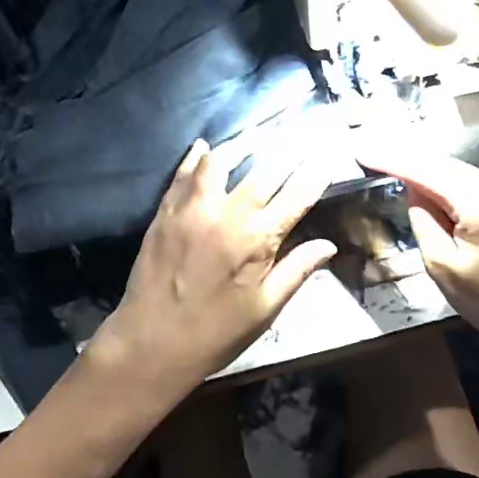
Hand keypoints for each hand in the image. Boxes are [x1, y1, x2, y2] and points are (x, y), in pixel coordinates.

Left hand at [87, 139, 336, 396]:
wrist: (150, 343)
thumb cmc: (216, 332)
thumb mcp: (265, 309)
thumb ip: (297, 270)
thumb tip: (328, 245)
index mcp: (258, 239)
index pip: (296, 195)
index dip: (315, 173)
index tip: (327, 155)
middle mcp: (228, 213)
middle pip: (265, 170)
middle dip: (288, 150)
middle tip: (300, 134)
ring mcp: (193, 208)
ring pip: (221, 160)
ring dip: (242, 144)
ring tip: (256, 134)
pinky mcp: (166, 211)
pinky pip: (185, 173)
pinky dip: (198, 157)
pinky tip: (205, 146)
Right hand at [360, 149, 478, 378]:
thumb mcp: (442, 267)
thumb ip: (423, 220)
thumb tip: (413, 188)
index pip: (428, 171)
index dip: (393, 161)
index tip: (365, 154)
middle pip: (447, 165)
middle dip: (413, 163)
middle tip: (378, 162)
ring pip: (464, 172)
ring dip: (434, 175)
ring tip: (405, 181)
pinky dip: (456, 185)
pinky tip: (440, 195)